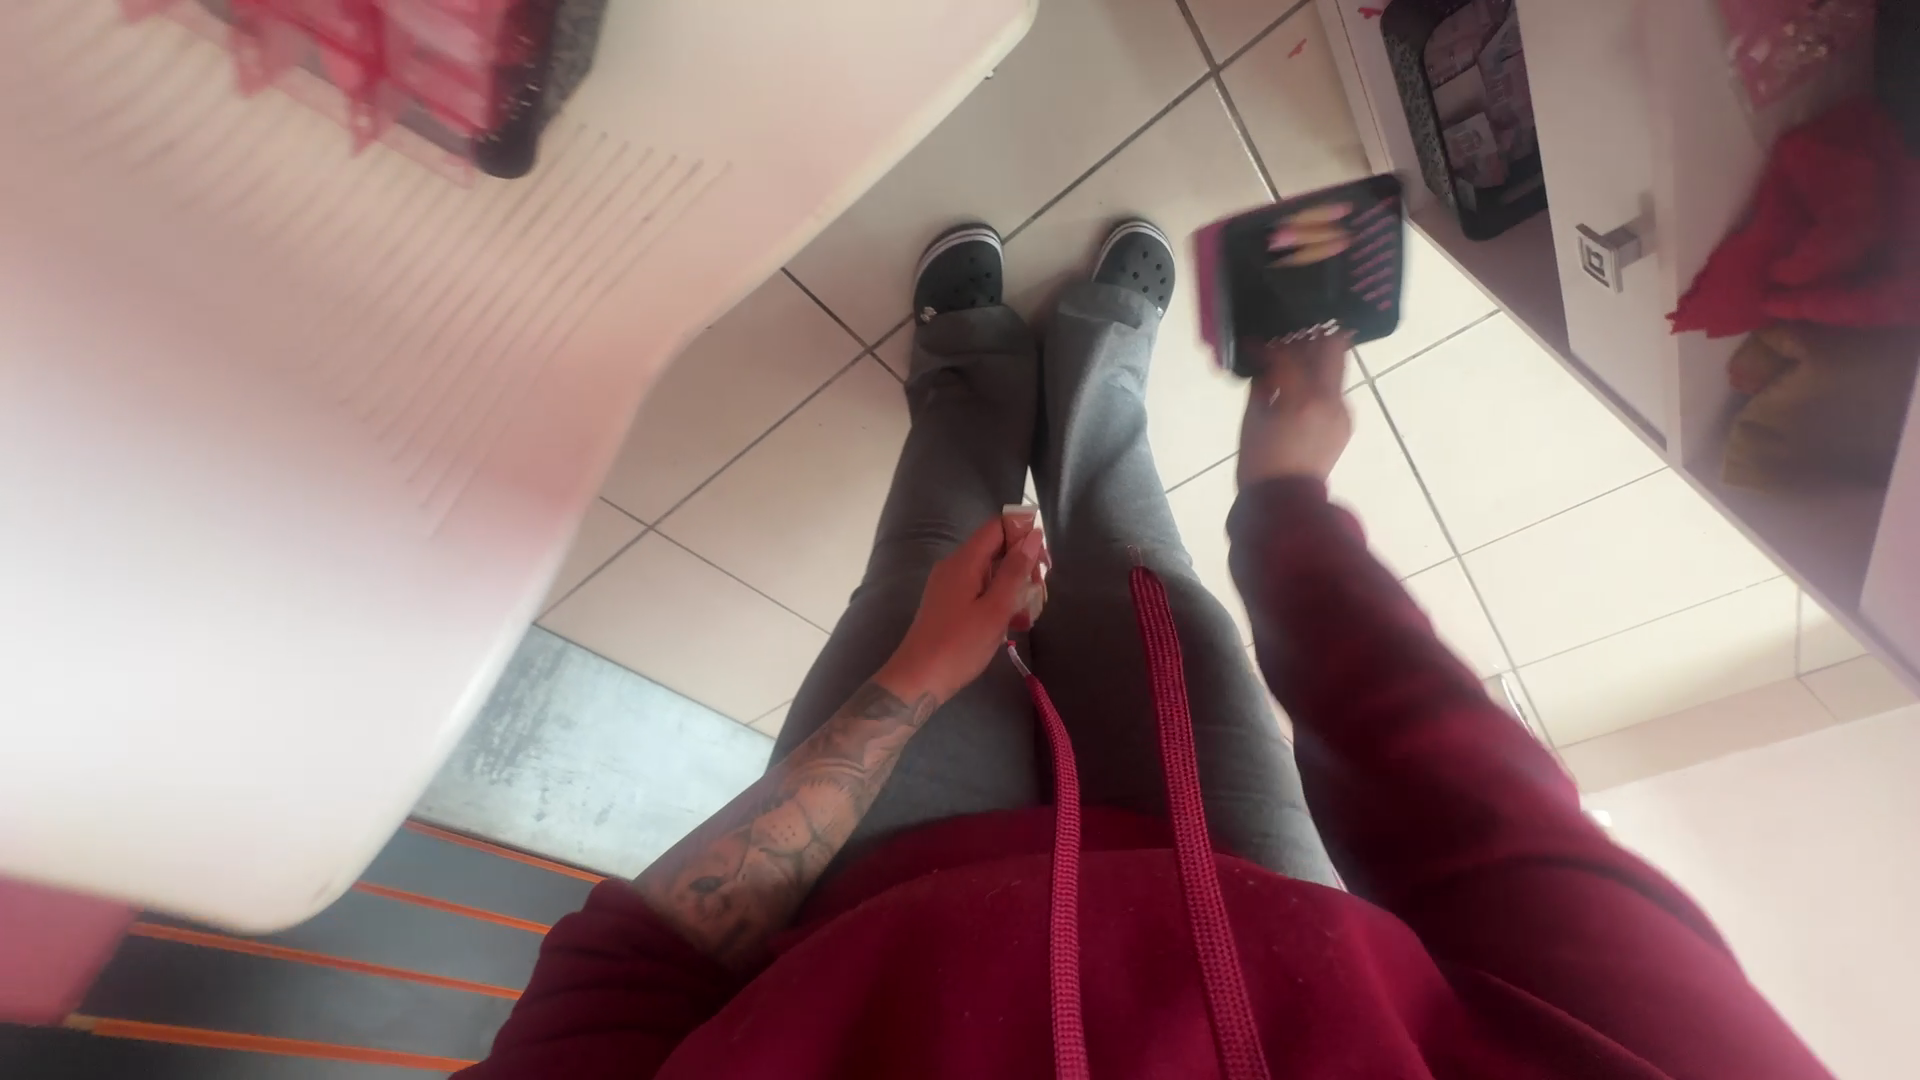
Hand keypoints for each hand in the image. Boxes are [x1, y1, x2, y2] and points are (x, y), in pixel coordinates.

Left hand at [878, 517, 1047, 704]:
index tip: (1043, 561)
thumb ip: (1015, 571)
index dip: (1023, 535)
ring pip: (989, 572)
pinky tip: (1013, 624)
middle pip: (995, 549)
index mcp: (964, 561)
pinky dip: (998, 599)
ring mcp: (949, 585)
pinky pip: (979, 590)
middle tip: (1039, 591)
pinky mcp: (948, 603)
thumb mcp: (995, 609)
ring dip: (1013, 586)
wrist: (919, 679)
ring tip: (1029, 613)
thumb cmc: (960, 644)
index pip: (997, 527)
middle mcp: (954, 566)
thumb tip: (1033, 536)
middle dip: (1022, 564)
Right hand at [1238, 332, 1353, 486]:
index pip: (1287, 356)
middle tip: (1286, 345)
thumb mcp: (1252, 420)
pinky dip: (1317, 387)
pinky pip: (1333, 393)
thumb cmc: (1259, 462)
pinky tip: (1298, 400)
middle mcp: (1329, 399)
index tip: (1254, 344)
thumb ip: (1262, 386)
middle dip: (1308, 340)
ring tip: (1290, 370)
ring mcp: (1341, 411)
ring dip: (1314, 363)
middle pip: (1331, 347)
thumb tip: (1266, 367)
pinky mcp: (1345, 423)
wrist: (1285, 500)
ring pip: (1335, 369)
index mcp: (1300, 399)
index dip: (1268, 347)